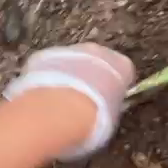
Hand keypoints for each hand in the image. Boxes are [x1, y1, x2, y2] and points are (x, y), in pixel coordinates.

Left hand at [2, 43, 135, 158]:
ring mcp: (71, 50)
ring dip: (68, 73)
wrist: (59, 109)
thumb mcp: (112, 117)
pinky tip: (45, 93)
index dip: (114, 86)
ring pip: (72, 60)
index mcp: (122, 65)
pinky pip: (51, 64)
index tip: (108, 99)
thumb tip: (102, 110)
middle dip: (91, 75)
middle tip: (82, 97)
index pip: (123, 72)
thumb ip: (110, 105)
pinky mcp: (45, 54)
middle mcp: (98, 51)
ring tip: (60, 97)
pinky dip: (48, 74)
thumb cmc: (94, 118)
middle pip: (97, 61)